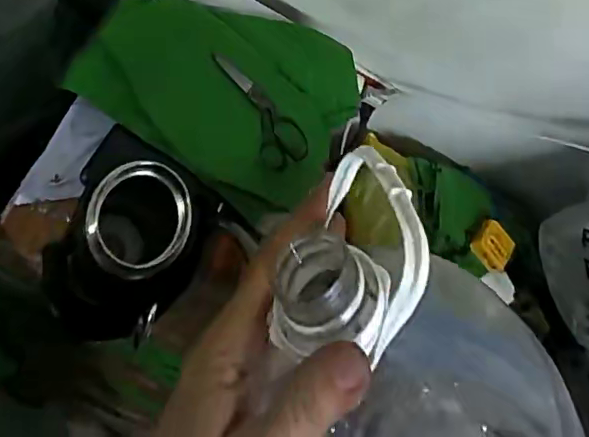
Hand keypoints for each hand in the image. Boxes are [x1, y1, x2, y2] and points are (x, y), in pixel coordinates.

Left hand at [159, 181, 370, 436]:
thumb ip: (302, 405)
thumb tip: (362, 349)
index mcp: (225, 341)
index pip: (268, 265)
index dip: (301, 222)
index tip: (333, 183)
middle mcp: (230, 343)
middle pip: (276, 278)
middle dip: (313, 240)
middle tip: (357, 212)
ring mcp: (236, 368)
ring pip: (282, 306)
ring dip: (316, 274)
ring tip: (355, 253)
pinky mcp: (245, 393)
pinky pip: (286, 339)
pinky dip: (315, 317)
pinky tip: (337, 324)